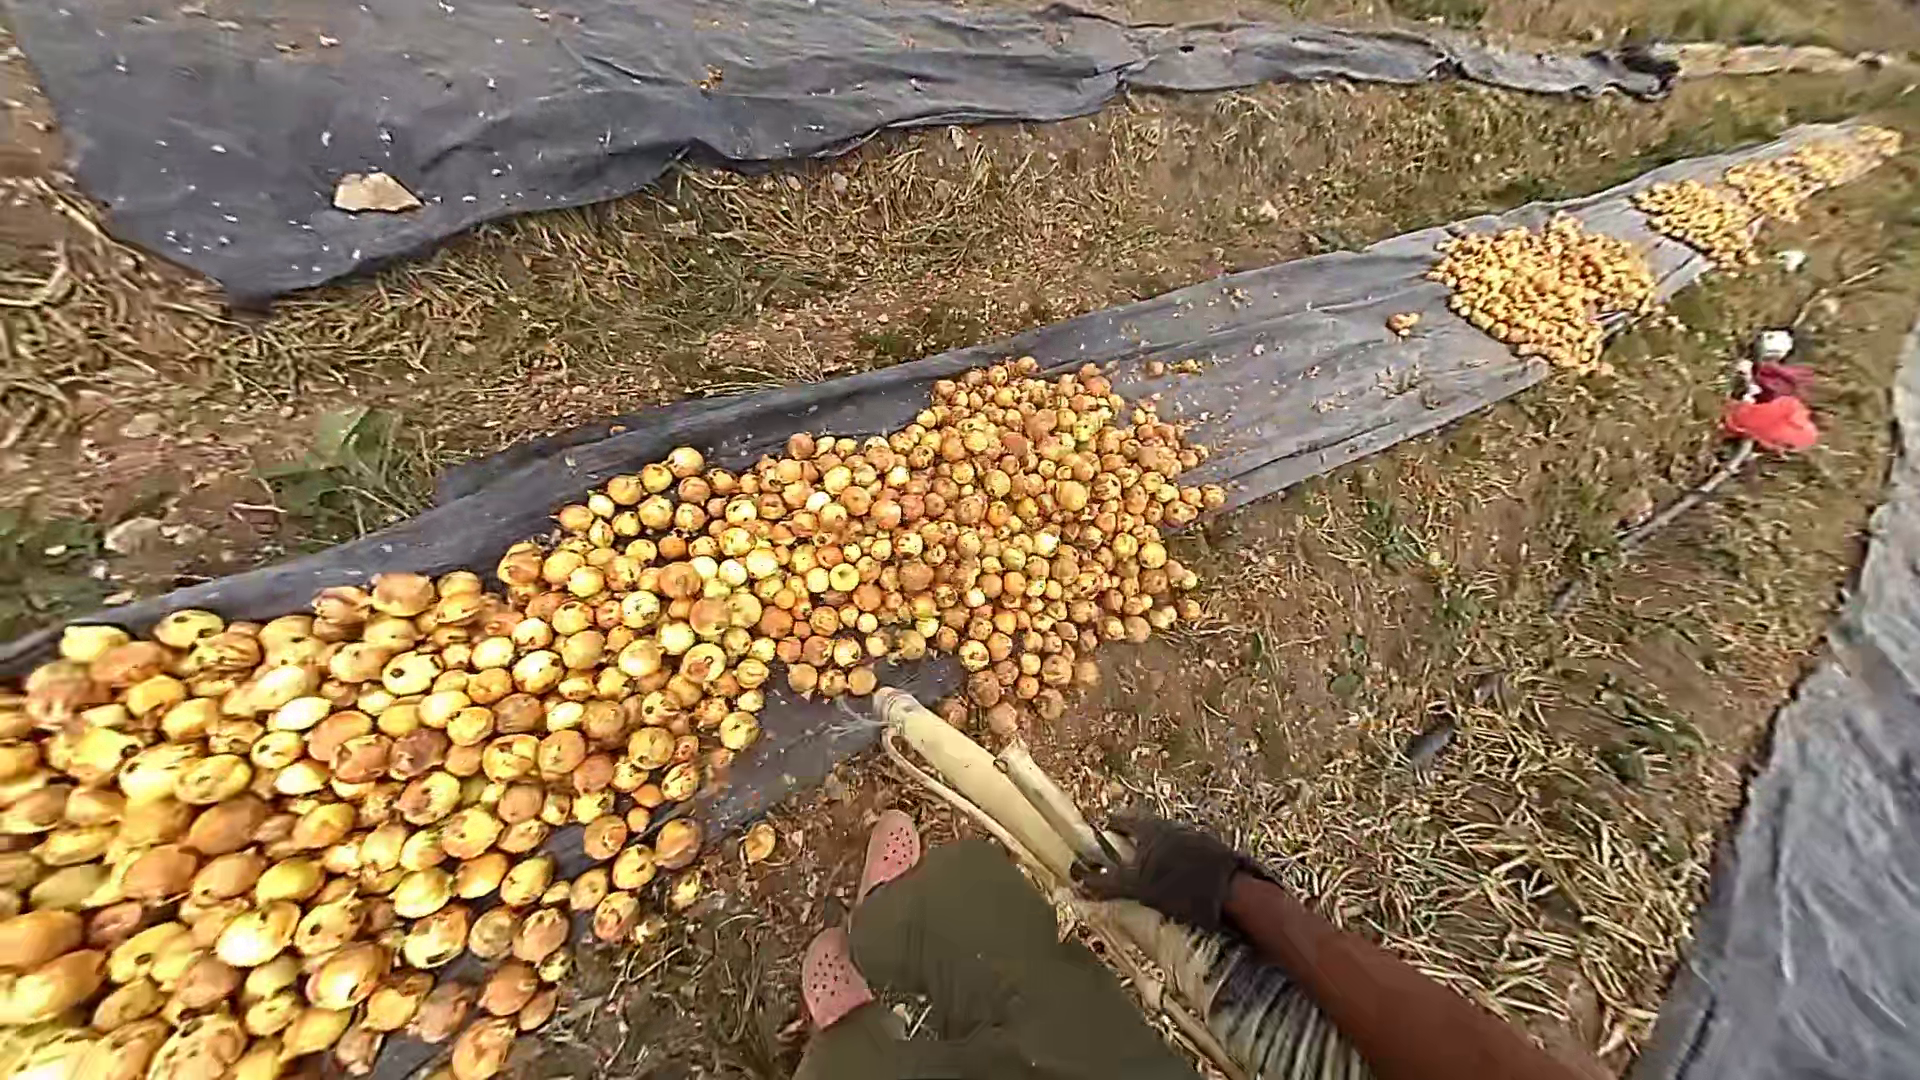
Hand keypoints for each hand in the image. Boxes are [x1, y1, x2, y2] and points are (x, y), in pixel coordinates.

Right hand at [1075, 815, 1247, 932]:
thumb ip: (1107, 884)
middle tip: (1120, 850)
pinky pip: (1181, 849)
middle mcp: (1168, 826)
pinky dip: (1171, 859)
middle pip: (1143, 825)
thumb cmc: (1180, 886)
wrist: (1234, 893)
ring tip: (1145, 867)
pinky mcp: (1208, 850)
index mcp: (1148, 829)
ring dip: (1152, 848)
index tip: (1101, 833)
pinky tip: (1173, 878)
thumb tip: (1077, 882)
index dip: (1109, 826)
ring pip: (1163, 837)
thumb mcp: (1138, 887)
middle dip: (1130, 836)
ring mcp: (1190, 836)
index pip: (1121, 819)